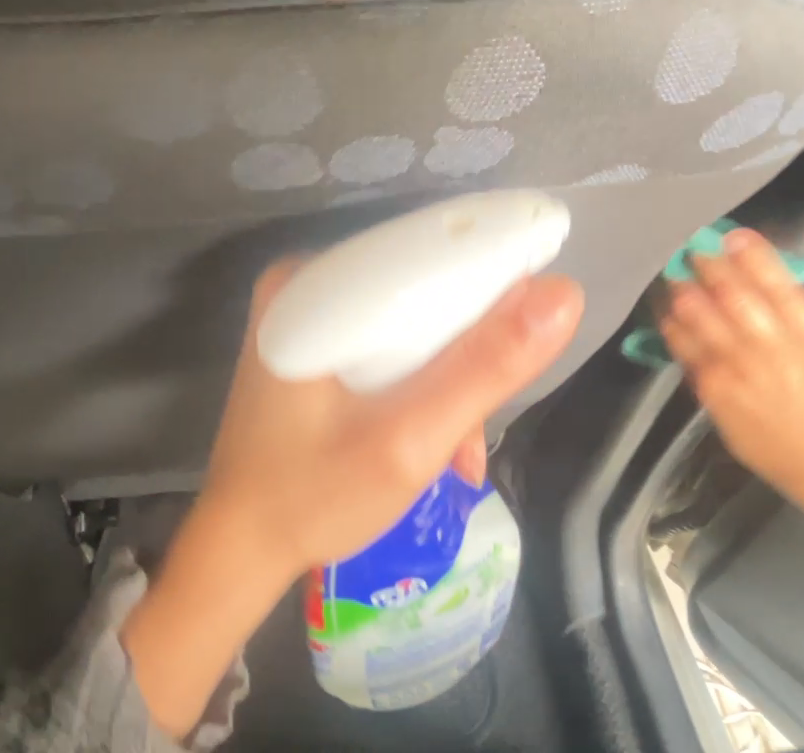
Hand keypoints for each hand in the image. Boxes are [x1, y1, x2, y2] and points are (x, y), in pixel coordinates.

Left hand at [202, 260, 584, 575]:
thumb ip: (484, 369)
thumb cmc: (313, 497)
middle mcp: (302, 283)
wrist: (240, 548)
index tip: (530, 334)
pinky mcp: (310, 347)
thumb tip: (563, 295)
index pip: (423, 255)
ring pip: (405, 326)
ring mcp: (302, 316)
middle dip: (461, 358)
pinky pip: (383, 347)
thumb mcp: (408, 439)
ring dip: (443, 384)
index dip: (488, 286)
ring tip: (460, 455)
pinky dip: (414, 389)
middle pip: (416, 294)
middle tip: (479, 424)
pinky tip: (435, 444)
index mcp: (311, 284)